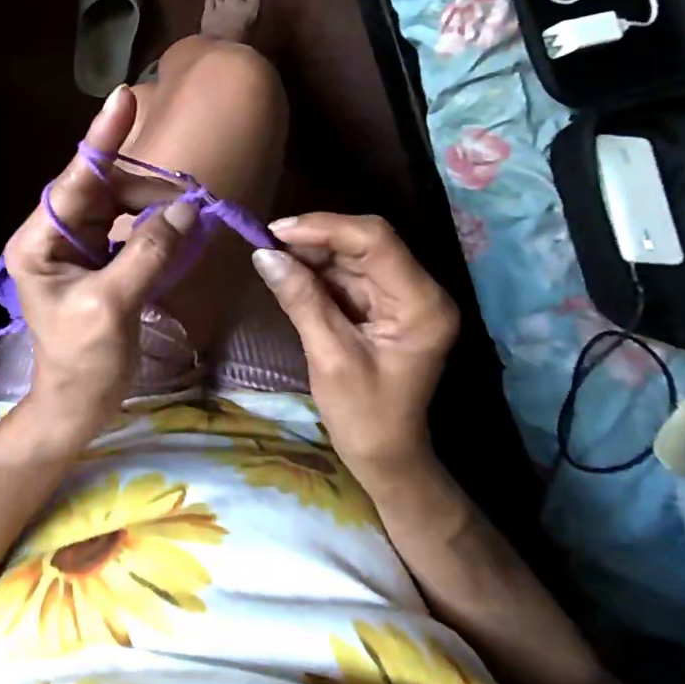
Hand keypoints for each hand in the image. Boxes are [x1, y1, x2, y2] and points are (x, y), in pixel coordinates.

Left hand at [2, 87, 198, 443]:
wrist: (77, 404)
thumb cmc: (83, 361)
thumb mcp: (113, 306)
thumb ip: (148, 253)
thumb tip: (186, 210)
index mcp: (39, 241)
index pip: (74, 179)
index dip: (101, 138)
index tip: (124, 97)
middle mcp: (54, 234)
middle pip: (103, 188)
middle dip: (147, 188)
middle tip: (194, 201)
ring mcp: (76, 245)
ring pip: (119, 204)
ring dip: (156, 206)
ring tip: (192, 218)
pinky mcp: (97, 258)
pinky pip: (128, 226)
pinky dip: (155, 226)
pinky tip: (178, 231)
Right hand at [251, 214, 458, 471]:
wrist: (386, 455)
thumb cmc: (364, 415)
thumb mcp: (329, 357)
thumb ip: (300, 300)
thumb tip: (263, 255)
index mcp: (421, 304)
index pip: (376, 241)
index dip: (325, 228)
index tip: (276, 232)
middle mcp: (418, 291)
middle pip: (366, 241)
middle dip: (315, 237)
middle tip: (267, 243)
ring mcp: (401, 296)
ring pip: (352, 252)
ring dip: (311, 251)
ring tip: (271, 256)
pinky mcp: (381, 304)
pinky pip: (346, 272)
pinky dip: (315, 268)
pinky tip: (288, 271)